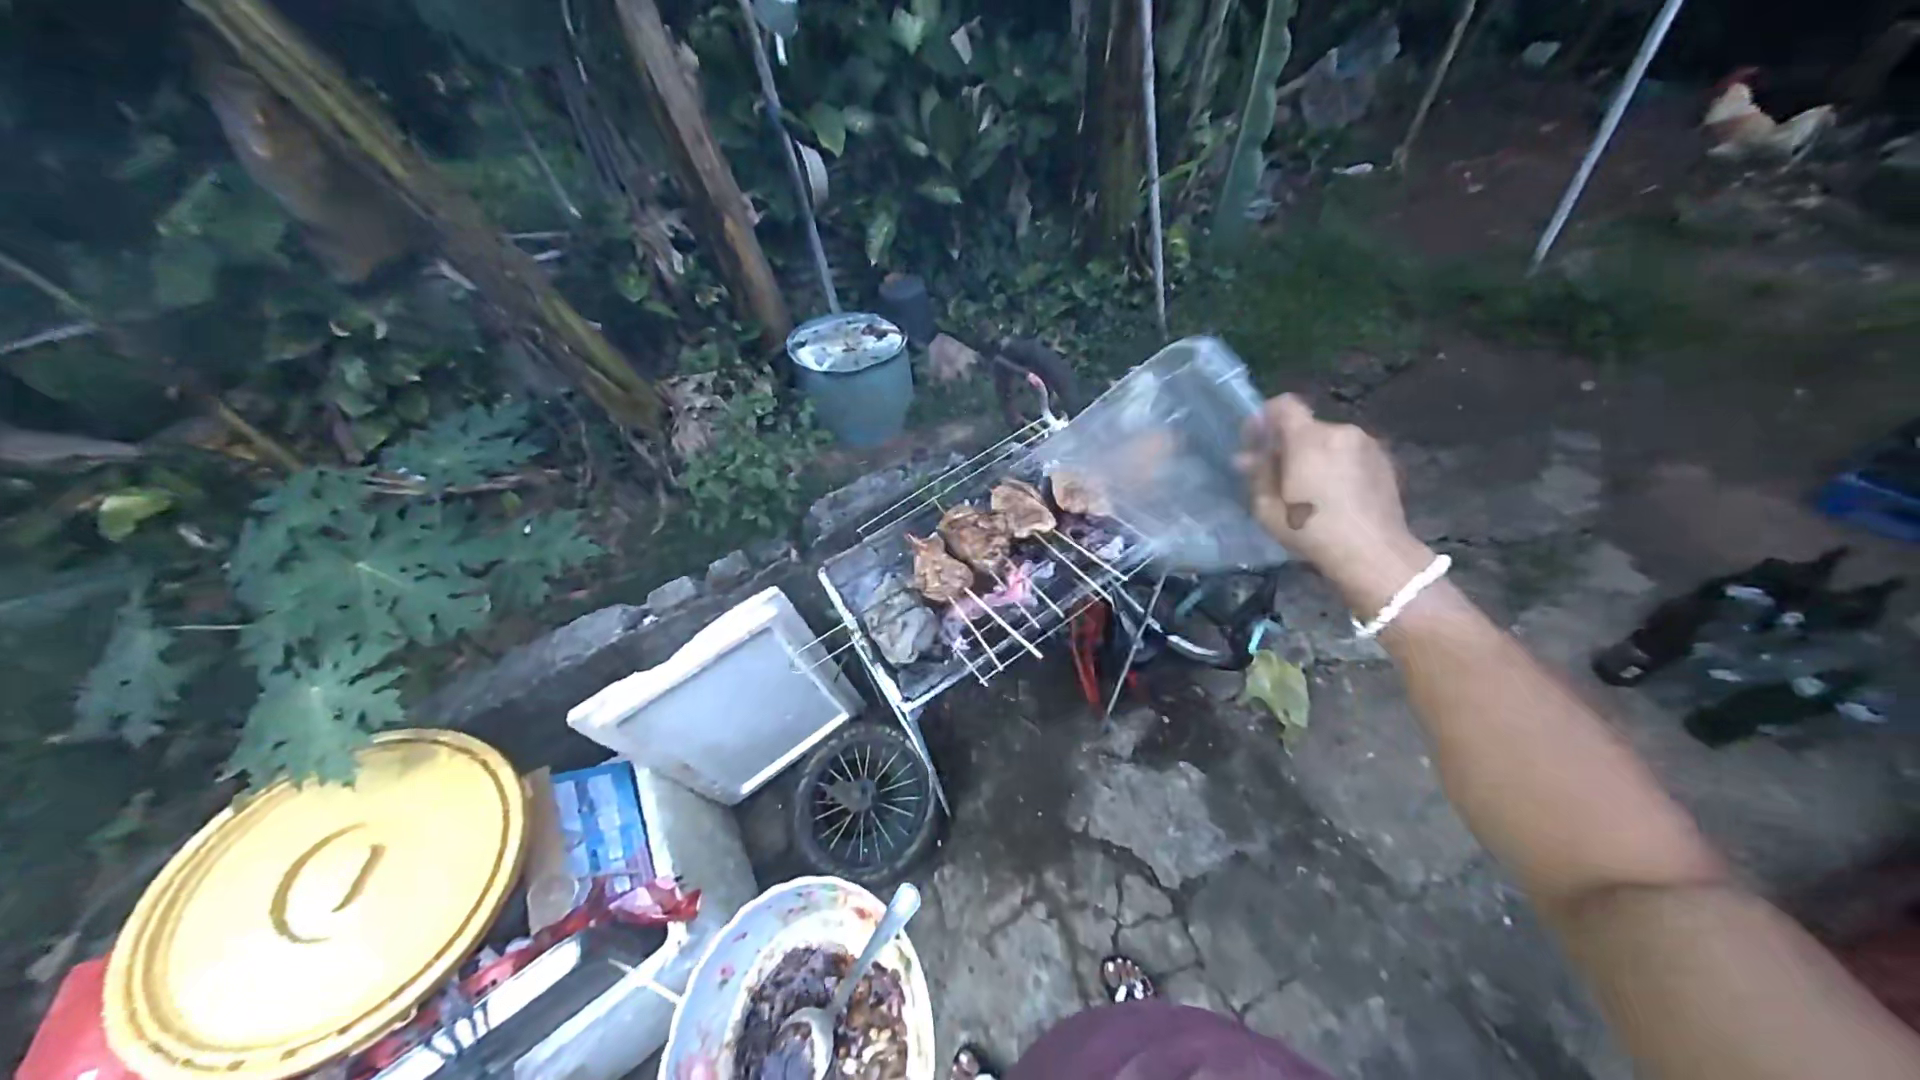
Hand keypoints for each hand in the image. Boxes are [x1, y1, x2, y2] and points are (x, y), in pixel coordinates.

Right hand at [1242, 395, 1434, 612]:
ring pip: (1329, 441)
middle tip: (1279, 476)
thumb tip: (1247, 457)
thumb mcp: (1267, 508)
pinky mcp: (1385, 461)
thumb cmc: (1312, 530)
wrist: (1372, 553)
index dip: (1265, 418)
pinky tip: (1335, 496)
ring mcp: (1368, 445)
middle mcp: (1341, 432)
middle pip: (1306, 428)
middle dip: (1289, 446)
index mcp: (1309, 438)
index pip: (1283, 405)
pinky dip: (1338, 466)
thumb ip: (1258, 473)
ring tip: (1310, 490)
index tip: (1256, 443)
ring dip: (1315, 457)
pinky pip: (1350, 454)